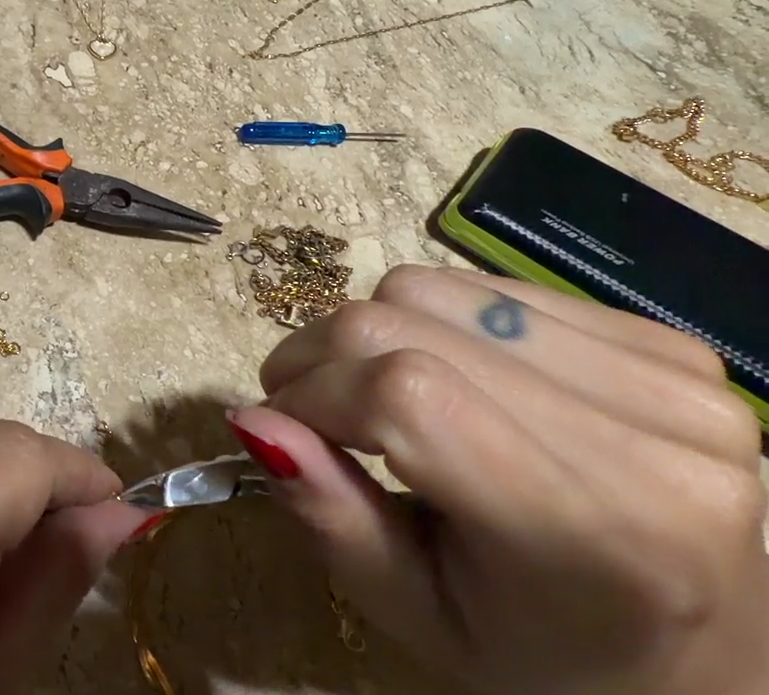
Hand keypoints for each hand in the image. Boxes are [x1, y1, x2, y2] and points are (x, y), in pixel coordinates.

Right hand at [230, 265, 767, 694]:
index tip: (281, 428)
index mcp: (596, 534)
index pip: (404, 394)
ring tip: (382, 398)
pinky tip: (454, 383)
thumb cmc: (536, 655)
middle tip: (311, 412)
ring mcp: (677, 382)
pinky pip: (484, 288)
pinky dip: (431, 325)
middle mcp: (656, 442)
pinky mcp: (670, 346)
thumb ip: (329, 515)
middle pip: (405, 322)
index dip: (311, 396)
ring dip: (371, 335)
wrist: (697, 664)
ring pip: (431, 290)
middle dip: (319, 358)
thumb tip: (248, 419)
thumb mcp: (411, 612)